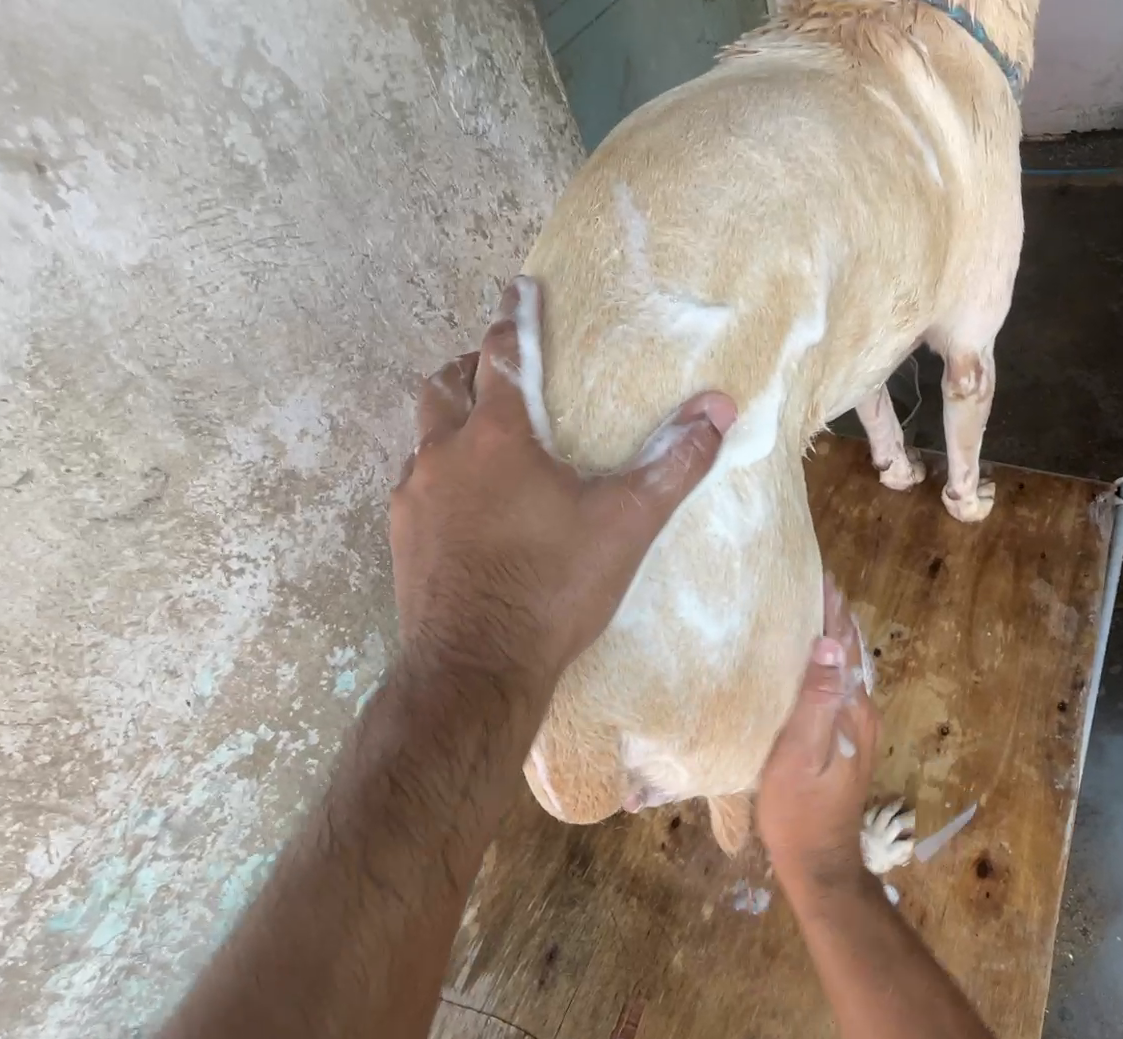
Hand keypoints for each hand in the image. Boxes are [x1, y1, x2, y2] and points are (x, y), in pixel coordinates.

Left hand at [390, 276, 735, 694]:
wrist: (476, 669)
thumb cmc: (553, 587)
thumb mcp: (627, 524)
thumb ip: (673, 462)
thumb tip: (719, 408)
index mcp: (499, 437)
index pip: (505, 353)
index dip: (515, 315)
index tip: (518, 286)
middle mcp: (445, 453)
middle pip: (444, 383)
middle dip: (470, 365)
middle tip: (500, 370)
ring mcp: (415, 496)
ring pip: (424, 434)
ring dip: (451, 420)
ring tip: (485, 438)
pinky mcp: (402, 536)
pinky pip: (417, 483)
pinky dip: (441, 473)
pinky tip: (467, 506)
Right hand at [757, 577, 879, 900]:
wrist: (818, 864)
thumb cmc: (800, 811)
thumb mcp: (800, 756)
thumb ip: (815, 701)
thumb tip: (828, 644)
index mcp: (853, 710)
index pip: (845, 647)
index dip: (833, 611)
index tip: (821, 574)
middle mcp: (861, 712)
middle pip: (848, 653)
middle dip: (833, 617)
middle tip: (809, 581)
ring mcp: (855, 727)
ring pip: (843, 669)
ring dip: (829, 637)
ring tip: (806, 608)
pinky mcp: (843, 740)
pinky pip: (835, 687)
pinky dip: (823, 662)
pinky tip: (805, 660)